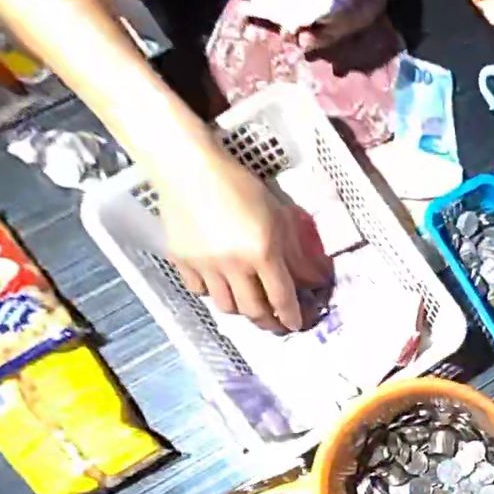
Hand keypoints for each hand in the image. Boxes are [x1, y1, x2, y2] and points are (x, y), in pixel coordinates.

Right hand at [157, 139, 329, 332]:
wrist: (188, 167)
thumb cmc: (240, 187)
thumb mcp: (279, 217)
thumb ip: (297, 253)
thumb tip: (313, 281)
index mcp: (262, 253)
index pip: (281, 298)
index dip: (291, 317)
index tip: (296, 325)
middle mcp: (233, 265)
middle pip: (253, 310)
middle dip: (269, 323)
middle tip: (277, 326)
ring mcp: (204, 264)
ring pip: (226, 306)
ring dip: (242, 311)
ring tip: (251, 305)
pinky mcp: (181, 260)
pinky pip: (199, 290)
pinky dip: (213, 293)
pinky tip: (221, 285)